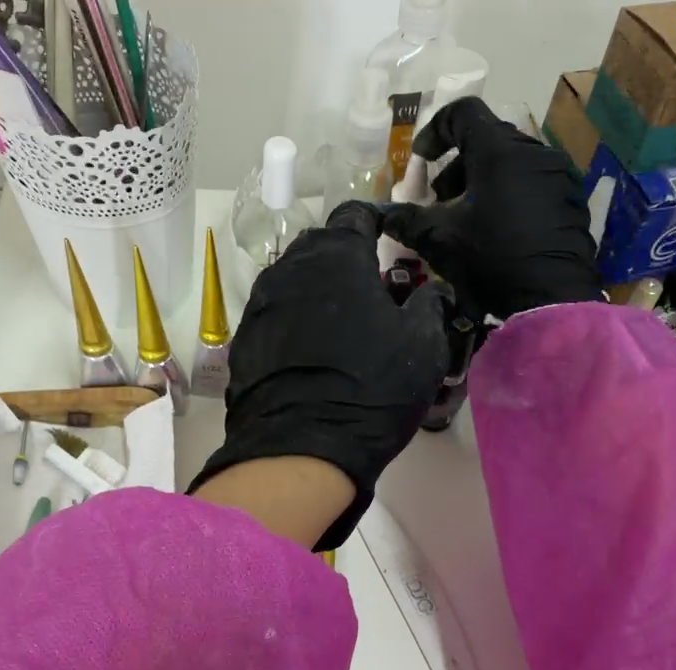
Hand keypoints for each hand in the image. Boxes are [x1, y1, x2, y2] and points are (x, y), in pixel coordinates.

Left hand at [187, 202, 451, 550]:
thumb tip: (431, 291)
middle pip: (322, 248)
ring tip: (342, 330)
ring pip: (295, 285)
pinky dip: (295, 328)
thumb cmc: (373, 388)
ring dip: (319, 296)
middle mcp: (289, 268)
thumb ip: (430, 304)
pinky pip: (276, 321)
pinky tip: (312, 359)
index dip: (377, 224)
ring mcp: (259, 307)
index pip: (356, 215)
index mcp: (337, 255)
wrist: (302, 450)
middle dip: (347, 263)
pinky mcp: (243, 344)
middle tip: (373, 295)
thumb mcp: (423, 345)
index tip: (391, 243)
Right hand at [382, 97, 601, 320]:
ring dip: (483, 181)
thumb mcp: (441, 241)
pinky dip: (510, 196)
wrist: (549, 302)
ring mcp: (558, 177)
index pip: (463, 113)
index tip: (421, 161)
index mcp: (498, 152)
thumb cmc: (491, 261)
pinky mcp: (571, 202)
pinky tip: (499, 232)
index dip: (435, 131)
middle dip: (457, 164)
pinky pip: (533, 184)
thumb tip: (384, 215)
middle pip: (488, 139)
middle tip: (441, 199)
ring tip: (469, 219)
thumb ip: (408, 221)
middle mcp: (533, 152)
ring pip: (512, 163)